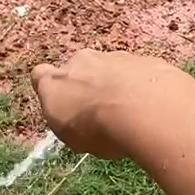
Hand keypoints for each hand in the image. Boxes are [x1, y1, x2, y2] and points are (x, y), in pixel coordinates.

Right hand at [32, 50, 194, 159]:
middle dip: (90, 85)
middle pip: (80, 69)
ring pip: (111, 67)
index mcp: (54, 82)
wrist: (144, 110)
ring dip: (118, 84)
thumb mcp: (74, 138)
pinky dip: (144, 84)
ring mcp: (113, 57)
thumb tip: (77, 119)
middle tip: (104, 111)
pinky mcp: (143, 59)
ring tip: (133, 112)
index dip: (53, 89)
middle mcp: (80, 62)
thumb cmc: (99, 129)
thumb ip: (70, 121)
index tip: (65, 105)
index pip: (41, 76)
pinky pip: (139, 71)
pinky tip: (153, 105)